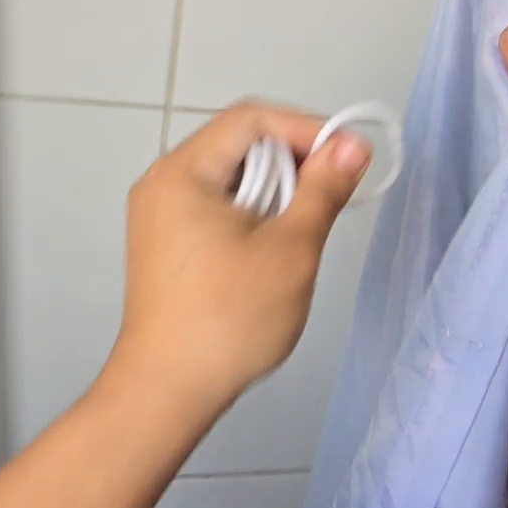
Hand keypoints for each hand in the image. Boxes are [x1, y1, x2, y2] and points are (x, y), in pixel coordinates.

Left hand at [109, 103, 370, 416]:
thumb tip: (350, 145)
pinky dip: (247, 212)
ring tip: (301, 225)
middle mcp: (161, 181)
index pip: (250, 119)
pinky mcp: (161, 241)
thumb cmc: (230, 318)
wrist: (167, 388)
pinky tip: (269, 245)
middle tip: (328, 195)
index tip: (347, 158)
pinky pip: (211, 204)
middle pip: (235, 144)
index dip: (305, 128)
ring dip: (271, 190)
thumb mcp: (290, 249)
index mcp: (182, 171)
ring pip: (226, 176)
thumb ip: (322, 189)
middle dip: (289, 162)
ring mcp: (156, 212)